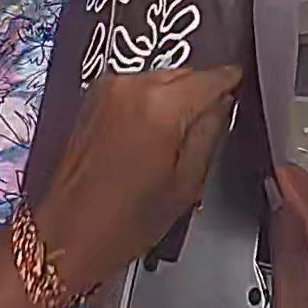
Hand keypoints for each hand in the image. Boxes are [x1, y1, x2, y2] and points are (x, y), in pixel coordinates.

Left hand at [33, 67, 241, 294]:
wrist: (66, 233)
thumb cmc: (129, 219)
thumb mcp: (187, 182)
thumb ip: (211, 132)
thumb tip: (223, 102)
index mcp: (161, 106)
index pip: (210, 78)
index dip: (230, 81)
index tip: (240, 84)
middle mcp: (133, 84)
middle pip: (185, 73)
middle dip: (201, 91)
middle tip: (211, 121)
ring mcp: (110, 86)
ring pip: (162, 77)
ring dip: (176, 94)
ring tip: (178, 132)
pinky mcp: (94, 94)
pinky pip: (138, 86)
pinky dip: (152, 98)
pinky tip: (152, 130)